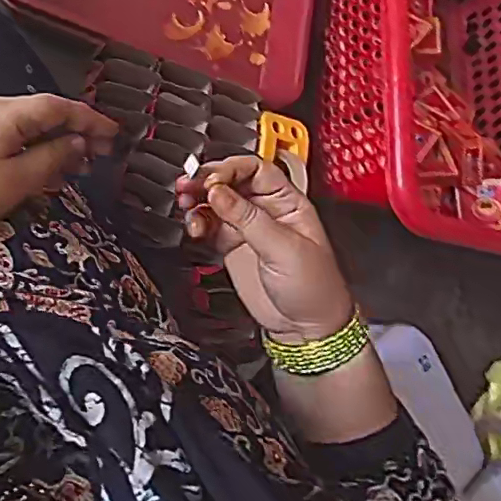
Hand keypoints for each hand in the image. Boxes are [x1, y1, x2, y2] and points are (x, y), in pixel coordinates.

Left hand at [0, 95, 117, 242]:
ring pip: (33, 123)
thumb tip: (79, 144)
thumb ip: (54, 158)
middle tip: (102, 153)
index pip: (61, 107)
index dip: (92, 120)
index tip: (115, 134)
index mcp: (8, 113)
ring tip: (81, 163)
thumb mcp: (17, 180)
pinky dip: (38, 145)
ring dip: (59, 139)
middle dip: (78, 130)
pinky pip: (16, 133)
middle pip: (48, 111)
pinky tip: (48, 165)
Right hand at [175, 156, 354, 343]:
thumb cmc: (315, 288)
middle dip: (207, 181)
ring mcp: (246, 227)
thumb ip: (248, 218)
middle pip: (230, 182)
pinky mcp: (231, 245)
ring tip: (185, 202)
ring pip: (215, 201)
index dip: (230, 170)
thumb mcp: (284, 248)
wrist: (307, 330)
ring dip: (197, 199)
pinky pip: (208, 225)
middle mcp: (265, 209)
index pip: (254, 170)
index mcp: (287, 201)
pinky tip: (194, 226)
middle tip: (189, 186)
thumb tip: (219, 192)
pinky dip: (197, 222)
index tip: (212, 180)